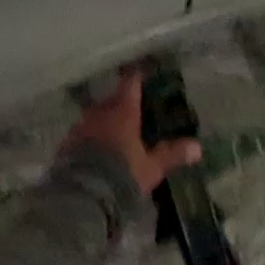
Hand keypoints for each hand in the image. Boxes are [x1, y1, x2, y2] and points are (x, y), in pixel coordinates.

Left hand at [60, 69, 200, 194]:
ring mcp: (80, 127)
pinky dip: (92, 136)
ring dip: (105, 119)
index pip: (130, 84)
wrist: (82, 194)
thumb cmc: (122, 175)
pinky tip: (97, 148)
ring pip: (95, 116)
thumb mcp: (151, 168)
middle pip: (111, 99)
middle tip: (133, 106)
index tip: (142, 70)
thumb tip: (197, 147)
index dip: (137, 76)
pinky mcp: (66, 144)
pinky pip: (83, 133)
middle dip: (121, 101)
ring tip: (115, 129)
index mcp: (122, 112)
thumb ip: (171, 154)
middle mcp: (99, 113)